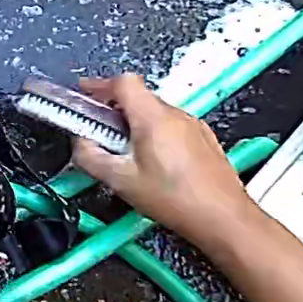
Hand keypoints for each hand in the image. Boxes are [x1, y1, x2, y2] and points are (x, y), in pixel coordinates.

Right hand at [70, 74, 265, 248]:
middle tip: (100, 131)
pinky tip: (152, 161)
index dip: (99, 84)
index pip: (123, 82)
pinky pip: (172, 125)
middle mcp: (175, 115)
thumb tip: (80, 144)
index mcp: (153, 118)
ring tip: (126, 152)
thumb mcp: (120, 181)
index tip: (86, 92)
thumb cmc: (178, 200)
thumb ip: (90, 157)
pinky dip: (155, 133)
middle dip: (114, 110)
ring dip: (135, 123)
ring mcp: (193, 126)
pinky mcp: (203, 139)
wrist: (223, 218)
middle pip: (138, 97)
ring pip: (155, 112)